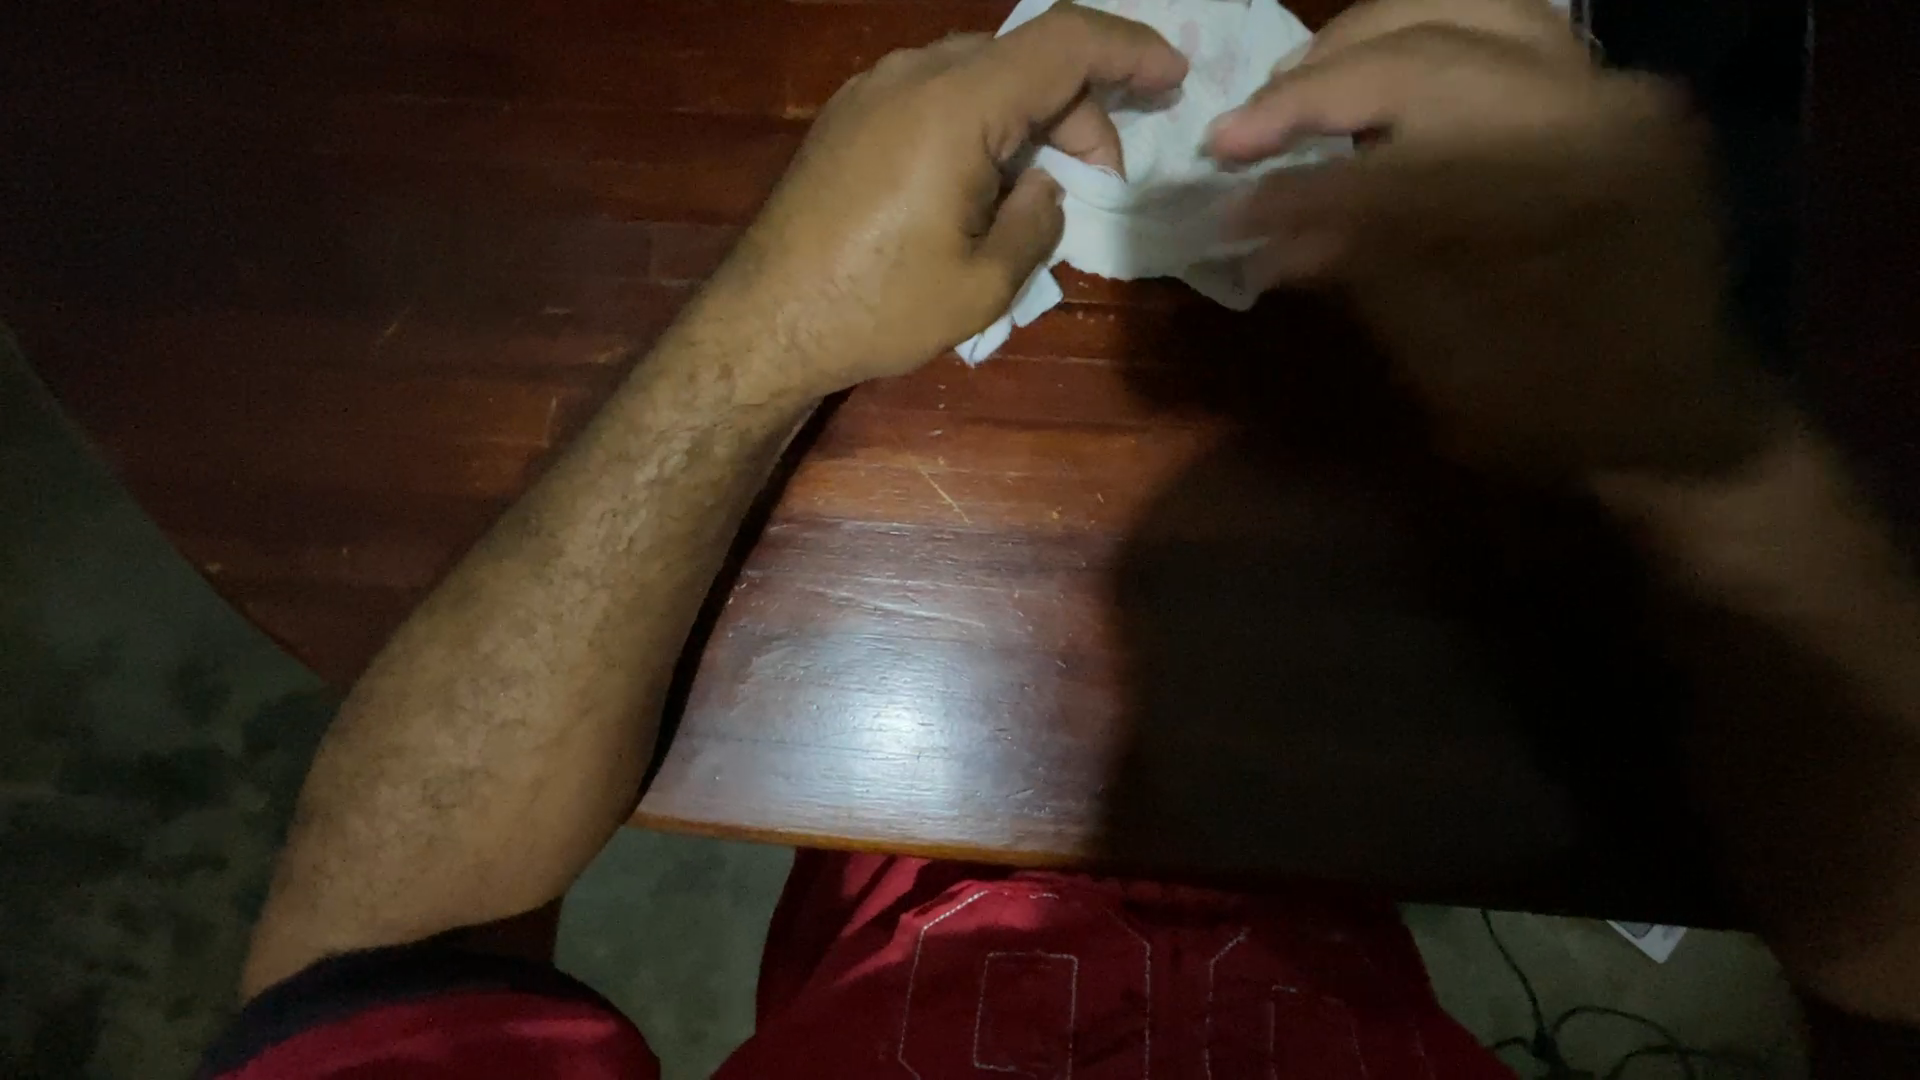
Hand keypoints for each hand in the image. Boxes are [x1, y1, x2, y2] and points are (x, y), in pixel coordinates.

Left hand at [703, 6, 1186, 403]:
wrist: (765, 323)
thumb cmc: (876, 310)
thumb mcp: (981, 285)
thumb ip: (1035, 223)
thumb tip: (1047, 188)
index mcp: (955, 106)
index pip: (1064, 43)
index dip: (1130, 52)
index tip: (1171, 77)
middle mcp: (911, 75)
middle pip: (1020, 60)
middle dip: (1076, 111)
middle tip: (1098, 181)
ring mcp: (871, 92)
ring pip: (976, 78)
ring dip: (1024, 122)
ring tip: (1037, 191)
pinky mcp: (848, 120)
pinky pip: (932, 100)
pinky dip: (977, 128)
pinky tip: (979, 184)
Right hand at [1208, 0, 1779, 474]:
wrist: (1664, 412)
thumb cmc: (1548, 409)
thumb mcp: (1442, 356)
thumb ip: (1361, 273)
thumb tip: (1265, 242)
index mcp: (1562, 192)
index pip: (1398, 165)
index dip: (1299, 189)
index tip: (1224, 215)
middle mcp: (1600, 109)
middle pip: (1430, 54)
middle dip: (1313, 91)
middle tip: (1230, 137)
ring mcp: (1612, 89)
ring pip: (1468, 13)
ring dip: (1361, 45)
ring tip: (1286, 90)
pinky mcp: (1603, 95)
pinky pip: (1505, 30)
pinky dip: (1421, 41)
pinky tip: (1367, 75)